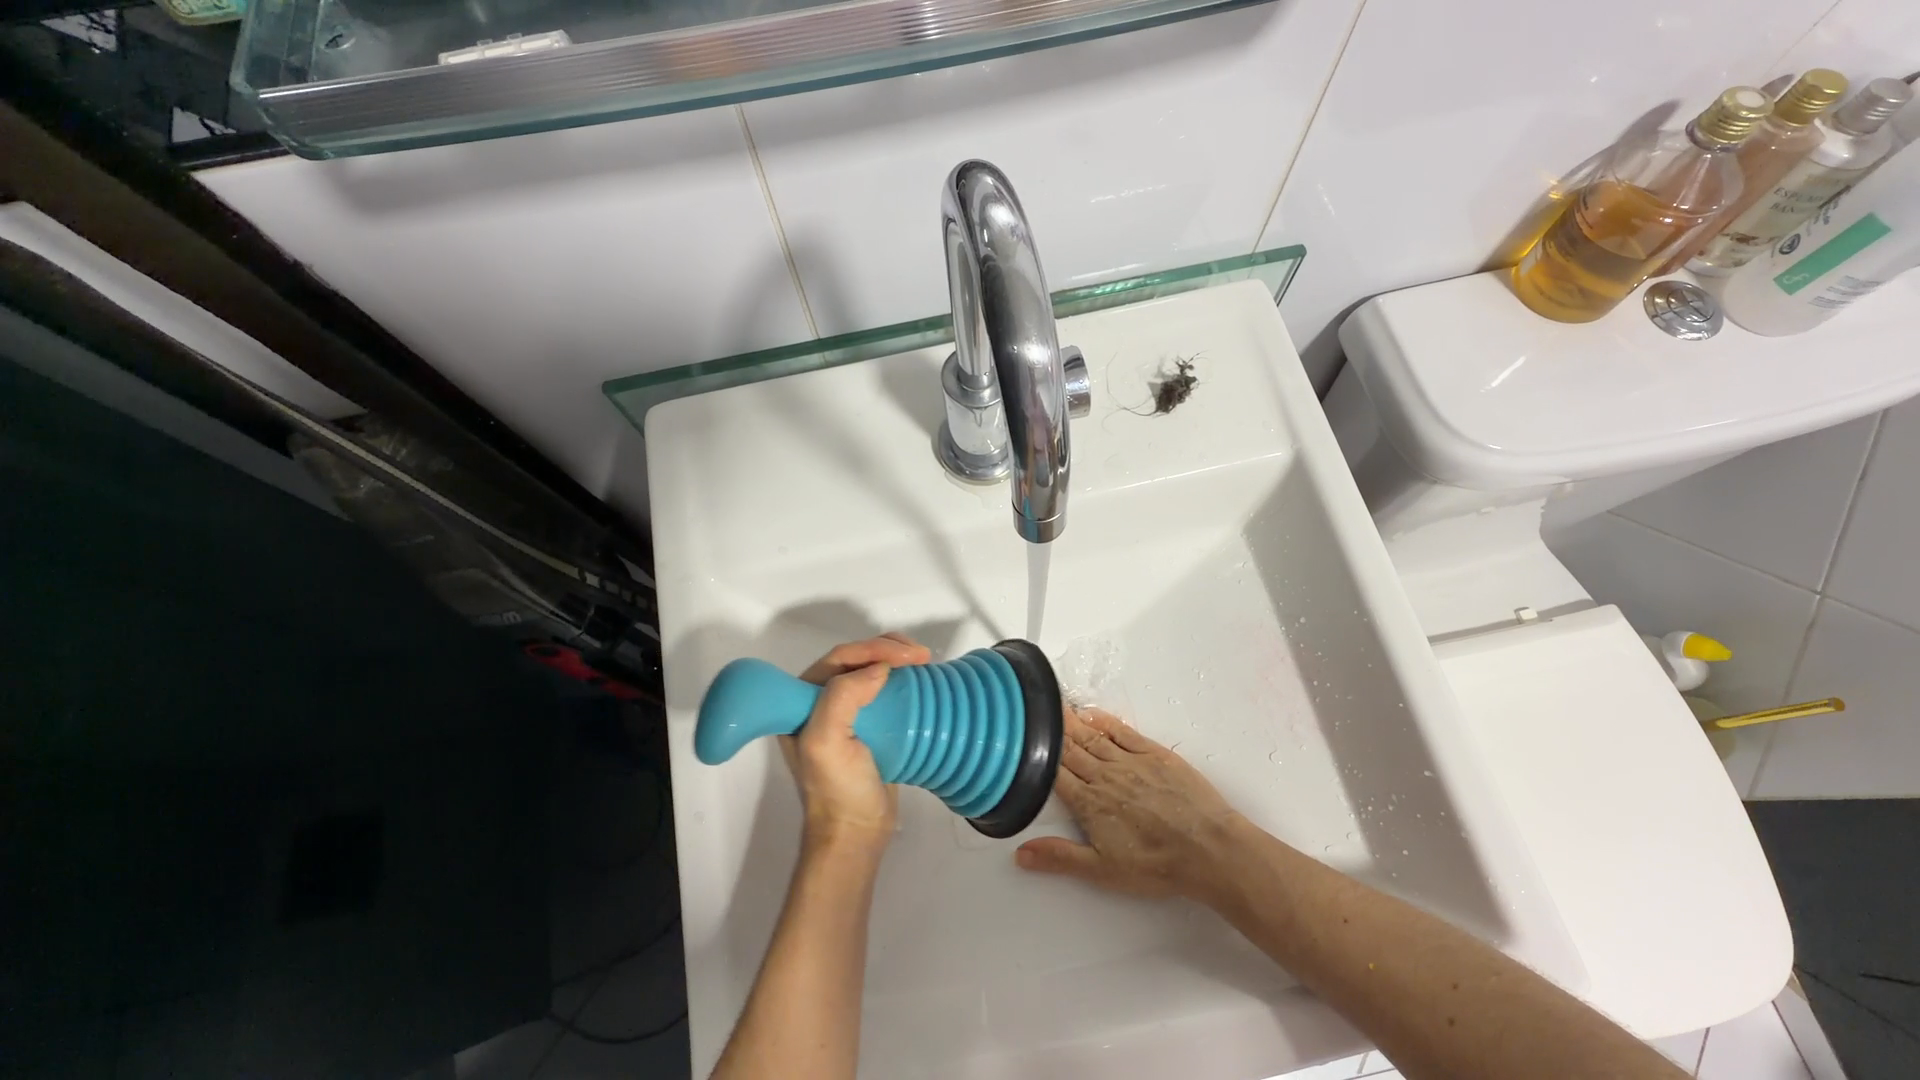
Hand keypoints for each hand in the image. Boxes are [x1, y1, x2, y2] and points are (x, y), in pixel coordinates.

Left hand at [785, 634, 932, 852]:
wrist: (856, 835)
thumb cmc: (837, 791)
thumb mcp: (826, 743)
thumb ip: (841, 698)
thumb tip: (878, 669)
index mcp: (800, 703)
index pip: (837, 659)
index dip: (871, 648)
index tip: (906, 655)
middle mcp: (819, 704)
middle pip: (856, 659)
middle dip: (889, 649)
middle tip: (922, 656)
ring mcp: (847, 715)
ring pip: (872, 671)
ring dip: (898, 661)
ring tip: (925, 662)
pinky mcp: (870, 727)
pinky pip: (886, 692)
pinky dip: (904, 681)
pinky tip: (921, 680)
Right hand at [1015, 706, 1239, 899]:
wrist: (1208, 850)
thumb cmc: (1156, 864)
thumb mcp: (1103, 871)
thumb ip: (1060, 857)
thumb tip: (1020, 853)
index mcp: (1088, 803)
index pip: (1055, 774)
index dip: (1037, 756)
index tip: (1022, 739)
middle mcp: (1105, 776)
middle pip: (1071, 750)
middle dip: (1051, 734)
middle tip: (1033, 714)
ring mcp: (1131, 761)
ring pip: (1094, 738)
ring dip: (1073, 723)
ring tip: (1056, 709)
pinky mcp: (1155, 754)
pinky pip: (1123, 732)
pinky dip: (1105, 721)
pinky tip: (1093, 714)